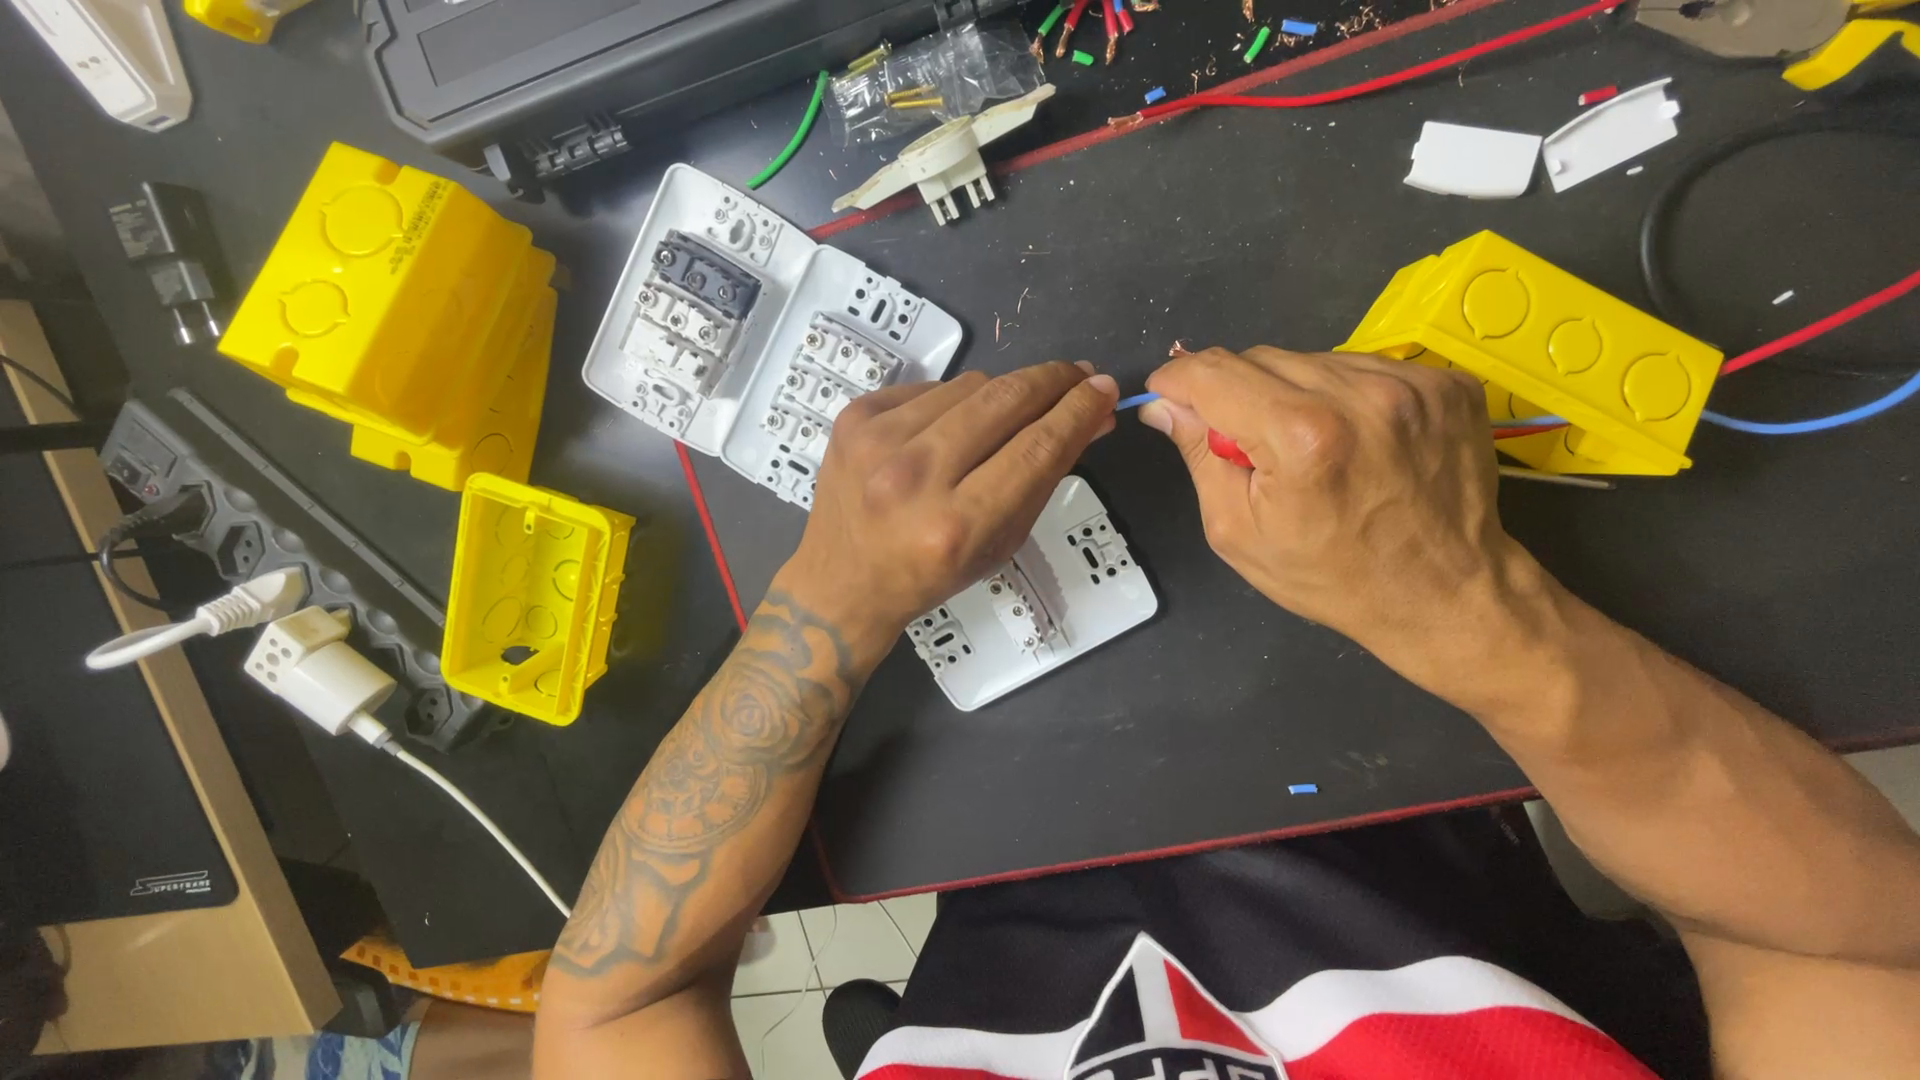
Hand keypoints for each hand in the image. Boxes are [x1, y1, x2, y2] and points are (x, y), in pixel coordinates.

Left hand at [776, 361, 1118, 663]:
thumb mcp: (1001, 542)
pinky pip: (929, 387)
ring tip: (1011, 413)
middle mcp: (913, 477)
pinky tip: (953, 425)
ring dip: (1002, 393)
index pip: (1036, 447)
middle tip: (1078, 376)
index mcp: (956, 525)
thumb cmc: (932, 574)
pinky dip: (953, 401)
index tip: (1104, 389)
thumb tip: (1090, 414)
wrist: (844, 581)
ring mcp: (876, 441)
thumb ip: (1046, 477)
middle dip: (1052, 380)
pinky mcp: (854, 417)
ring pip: (969, 385)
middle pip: (1004, 400)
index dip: (1078, 410)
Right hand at [1139, 347, 1548, 690]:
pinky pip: (1363, 366)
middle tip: (1243, 441)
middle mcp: (1358, 393)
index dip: (1177, 380)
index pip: (1212, 373)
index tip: (1166, 395)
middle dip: (1233, 391)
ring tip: (1307, 444)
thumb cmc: (1330, 577)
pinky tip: (1353, 437)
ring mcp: (1410, 382)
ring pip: (1311, 359)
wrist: (1445, 593)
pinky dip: (1342, 394)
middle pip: (1259, 358)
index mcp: (1299, 436)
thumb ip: (1199, 455)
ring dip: (1290, 391)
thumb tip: (1165, 406)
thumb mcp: (1237, 531)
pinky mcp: (1446, 382)